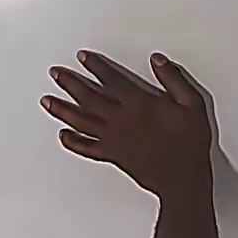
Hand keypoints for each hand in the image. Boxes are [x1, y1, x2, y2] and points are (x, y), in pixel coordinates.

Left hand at [41, 51, 215, 199]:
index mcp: (138, 104)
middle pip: (88, 97)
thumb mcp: (191, 104)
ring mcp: (113, 139)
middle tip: (55, 73)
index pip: (111, 79)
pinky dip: (73, 142)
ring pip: (81, 121)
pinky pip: (87, 148)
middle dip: (69, 83)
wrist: (183, 180)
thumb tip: (158, 60)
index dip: (95, 66)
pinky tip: (62, 136)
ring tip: (46, 100)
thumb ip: (173, 79)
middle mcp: (120, 120)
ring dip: (62, 110)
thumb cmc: (189, 143)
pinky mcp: (113, 156)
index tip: (82, 57)